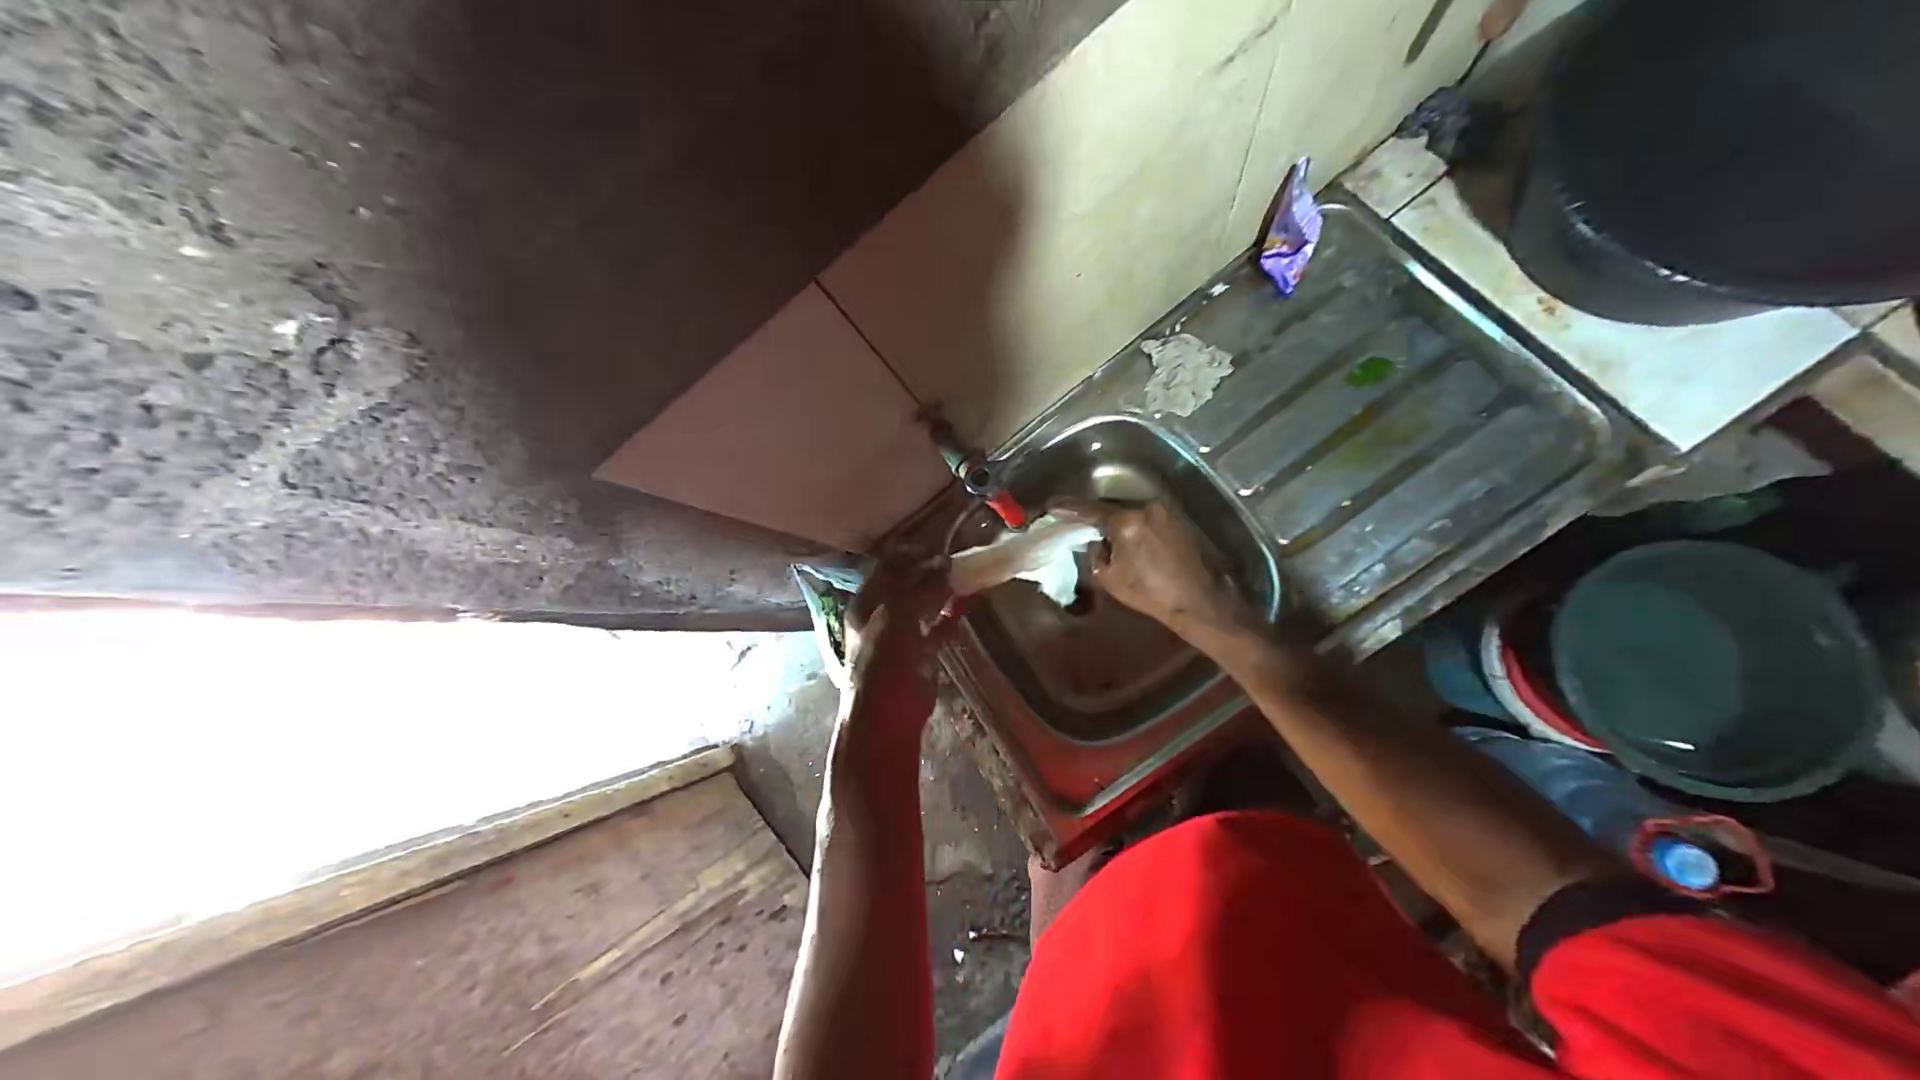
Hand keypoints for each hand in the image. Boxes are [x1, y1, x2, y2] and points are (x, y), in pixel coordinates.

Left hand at [843, 551, 953, 718]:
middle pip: (907, 584)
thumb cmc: (884, 658)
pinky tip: (965, 608)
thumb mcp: (899, 615)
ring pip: (923, 605)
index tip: (936, 545)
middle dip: (929, 572)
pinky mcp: (920, 654)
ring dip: (941, 593)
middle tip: (955, 561)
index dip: (909, 554)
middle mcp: (881, 614)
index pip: (887, 568)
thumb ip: (922, 587)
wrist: (888, 713)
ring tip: (963, 579)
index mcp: (867, 602)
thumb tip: (945, 562)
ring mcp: (901, 634)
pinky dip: (950, 618)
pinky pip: (937, 629)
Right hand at [1050, 499, 1248, 635]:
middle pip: (1112, 508)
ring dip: (1117, 521)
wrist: (1197, 601)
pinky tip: (1129, 538)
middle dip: (1095, 515)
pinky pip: (1147, 518)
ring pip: (1131, 512)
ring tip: (1104, 532)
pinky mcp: (1178, 520)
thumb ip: (1095, 554)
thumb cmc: (1150, 593)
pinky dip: (1135, 525)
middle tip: (1077, 521)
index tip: (1052, 505)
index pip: (1090, 510)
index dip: (1068, 508)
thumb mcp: (1109, 578)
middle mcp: (1146, 508)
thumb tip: (1095, 541)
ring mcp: (1165, 512)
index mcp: (1127, 521)